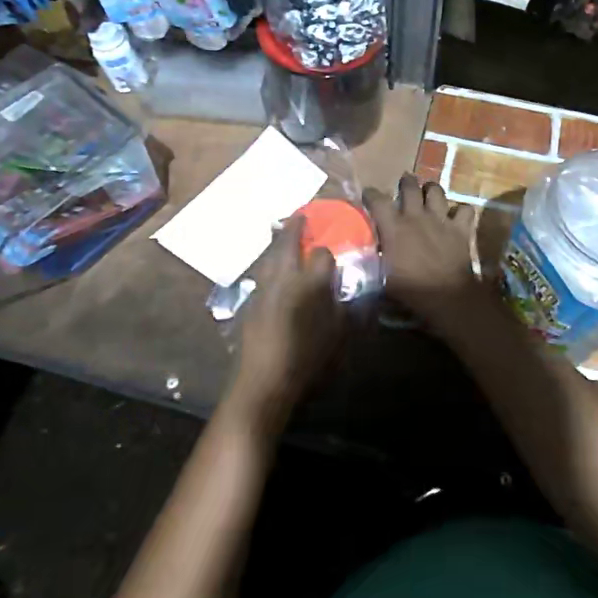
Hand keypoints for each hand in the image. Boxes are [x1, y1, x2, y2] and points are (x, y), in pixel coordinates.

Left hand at [230, 215, 339, 427]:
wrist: (264, 382)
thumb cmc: (309, 360)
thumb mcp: (339, 335)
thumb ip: (345, 308)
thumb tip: (346, 291)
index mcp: (311, 282)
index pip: (322, 253)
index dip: (329, 252)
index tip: (335, 255)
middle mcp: (285, 277)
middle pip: (287, 242)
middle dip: (296, 227)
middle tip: (301, 215)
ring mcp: (264, 289)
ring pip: (270, 256)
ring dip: (279, 243)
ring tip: (284, 236)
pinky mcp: (251, 303)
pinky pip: (262, 273)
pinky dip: (270, 264)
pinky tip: (275, 272)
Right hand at [363, 174, 485, 326]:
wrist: (446, 295)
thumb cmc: (410, 289)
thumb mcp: (382, 277)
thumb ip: (376, 259)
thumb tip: (366, 256)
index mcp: (394, 227)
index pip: (377, 200)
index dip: (371, 194)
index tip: (368, 195)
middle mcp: (417, 216)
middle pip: (410, 186)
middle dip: (406, 182)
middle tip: (405, 185)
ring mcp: (441, 220)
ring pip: (437, 191)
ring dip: (432, 190)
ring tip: (429, 194)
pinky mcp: (461, 228)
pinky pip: (464, 209)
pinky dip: (460, 210)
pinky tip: (456, 215)